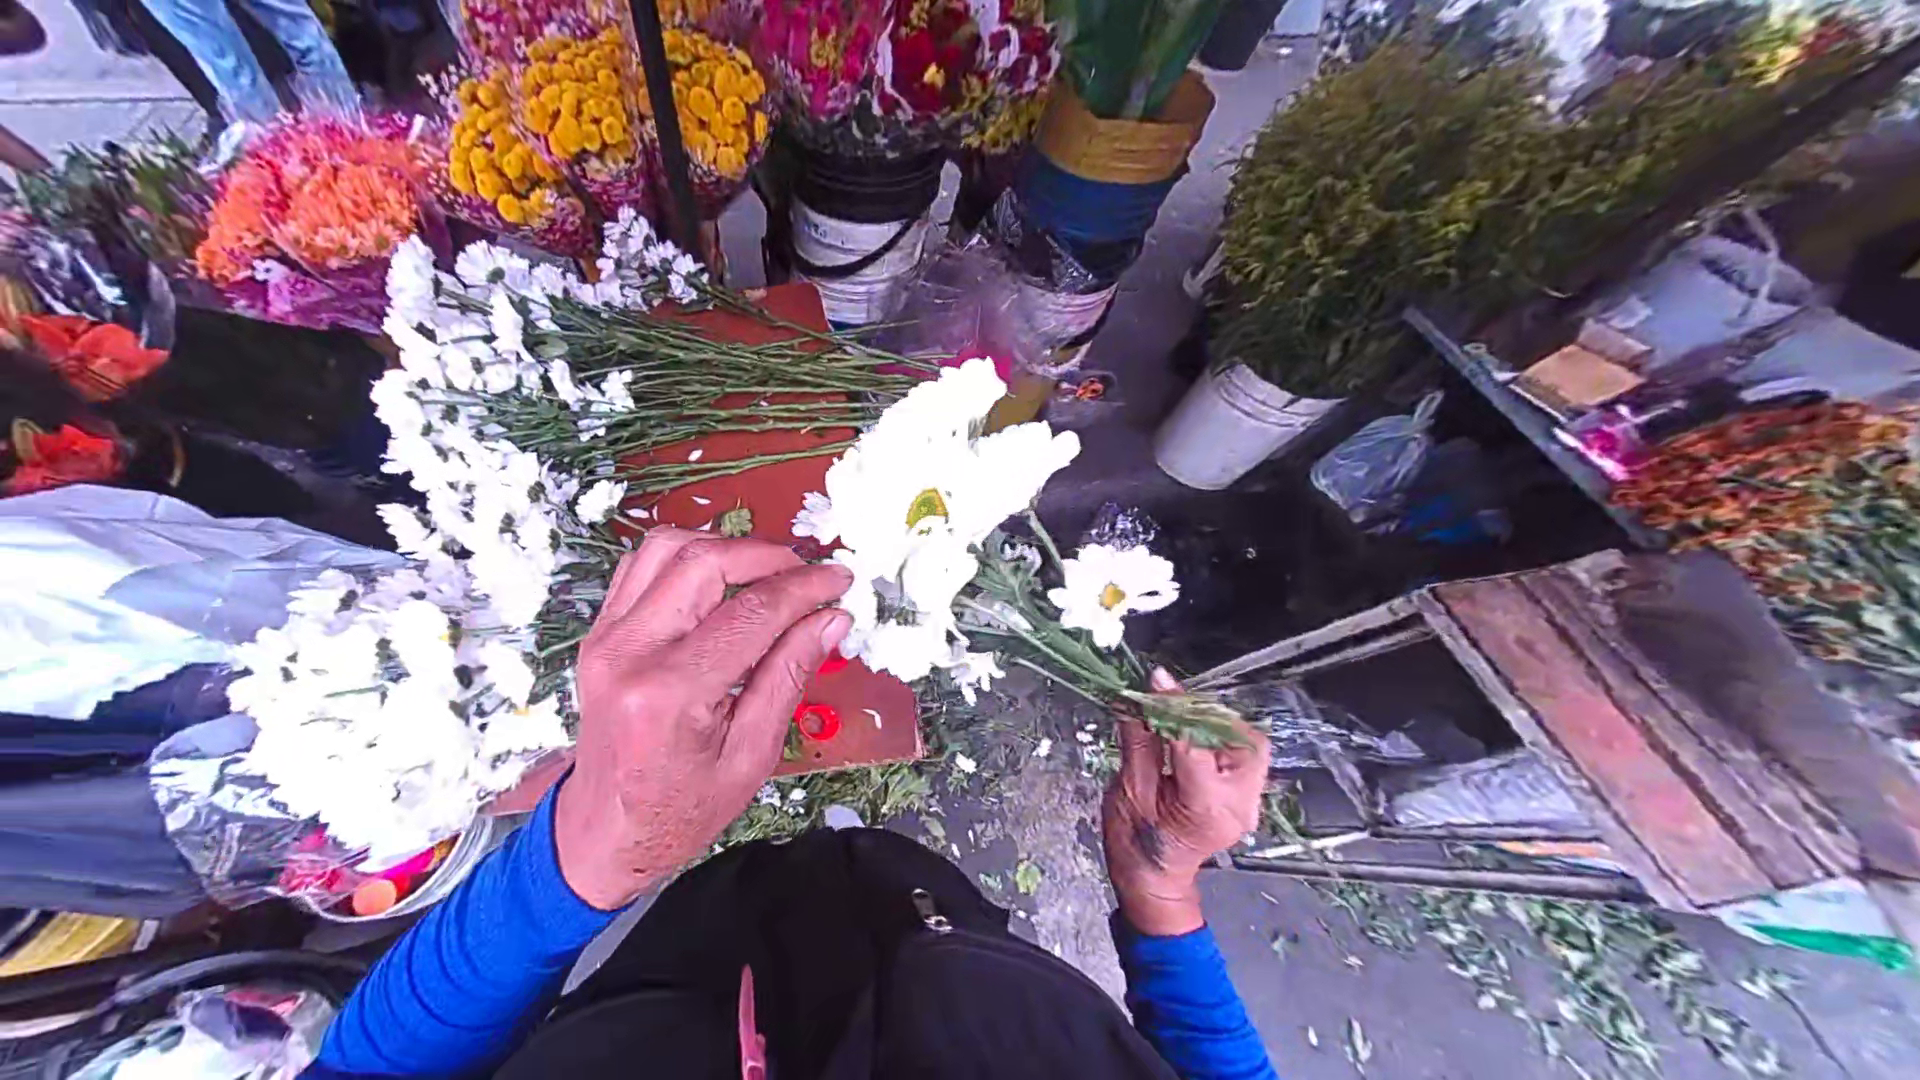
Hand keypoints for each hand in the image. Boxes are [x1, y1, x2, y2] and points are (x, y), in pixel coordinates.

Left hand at [554, 528, 853, 908]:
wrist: (602, 831)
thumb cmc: (682, 808)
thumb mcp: (753, 754)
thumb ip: (790, 674)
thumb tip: (832, 619)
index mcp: (670, 692)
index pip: (752, 611)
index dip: (806, 588)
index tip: (841, 581)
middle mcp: (629, 651)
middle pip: (705, 561)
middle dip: (769, 556)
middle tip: (808, 574)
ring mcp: (606, 636)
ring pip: (669, 547)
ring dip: (728, 547)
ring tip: (770, 572)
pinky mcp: (601, 632)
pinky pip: (645, 564)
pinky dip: (691, 555)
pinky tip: (724, 579)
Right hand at [1101, 669, 1269, 935]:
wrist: (1152, 879)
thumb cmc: (1135, 844)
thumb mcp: (1128, 789)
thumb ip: (1139, 740)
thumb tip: (1138, 699)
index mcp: (1206, 807)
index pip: (1193, 744)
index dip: (1172, 708)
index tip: (1155, 682)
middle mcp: (1238, 804)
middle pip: (1239, 740)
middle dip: (1204, 712)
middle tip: (1169, 699)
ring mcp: (1247, 801)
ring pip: (1245, 743)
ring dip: (1211, 721)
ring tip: (1177, 713)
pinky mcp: (1243, 793)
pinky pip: (1239, 752)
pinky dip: (1215, 734)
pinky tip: (1188, 729)